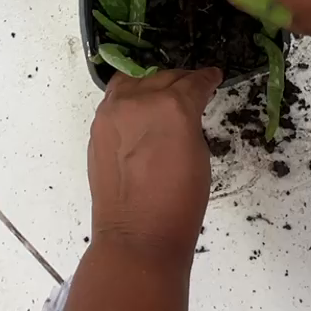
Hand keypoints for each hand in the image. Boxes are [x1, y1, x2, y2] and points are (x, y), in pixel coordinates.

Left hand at [88, 68, 222, 259]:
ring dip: (153, 85)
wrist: (137, 234)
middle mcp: (140, 100)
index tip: (213, 76)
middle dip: (182, 82)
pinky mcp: (98, 126)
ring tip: (164, 96)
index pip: (194, 83)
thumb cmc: (179, 202)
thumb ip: (189, 122)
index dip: (207, 79)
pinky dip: (131, 98)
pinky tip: (140, 109)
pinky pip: (116, 99)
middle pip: (165, 78)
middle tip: (193, 88)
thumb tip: (183, 111)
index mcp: (174, 107)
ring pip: (137, 82)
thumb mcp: (198, 154)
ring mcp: (113, 111)